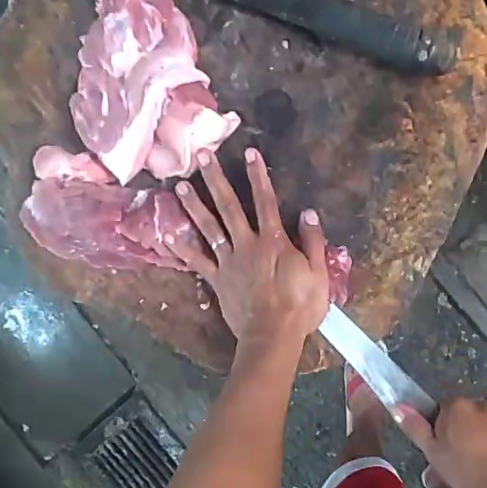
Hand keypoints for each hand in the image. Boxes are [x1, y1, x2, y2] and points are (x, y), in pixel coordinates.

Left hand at [173, 147, 328, 352]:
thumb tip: (308, 213)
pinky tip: (168, 236)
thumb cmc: (301, 305)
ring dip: (194, 206)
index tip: (250, 153)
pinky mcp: (217, 280)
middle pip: (230, 207)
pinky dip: (182, 249)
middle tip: (201, 155)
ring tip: (179, 185)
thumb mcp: (319, 273)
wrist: (273, 334)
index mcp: (274, 241)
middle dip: (215, 179)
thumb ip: (313, 242)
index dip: (258, 176)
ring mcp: (229, 261)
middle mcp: (247, 244)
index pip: (266, 201)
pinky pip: (197, 261)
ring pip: (208, 228)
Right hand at [394, 398, 486, 487]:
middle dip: (450, 442)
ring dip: (466, 449)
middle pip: (455, 421)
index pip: (436, 411)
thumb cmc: (466, 465)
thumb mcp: (432, 451)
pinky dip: (482, 453)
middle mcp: (477, 404)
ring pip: (472, 432)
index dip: (432, 433)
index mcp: (455, 404)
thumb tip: (398, 406)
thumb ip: (416, 429)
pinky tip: (481, 472)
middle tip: (445, 469)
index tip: (433, 453)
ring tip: (463, 476)